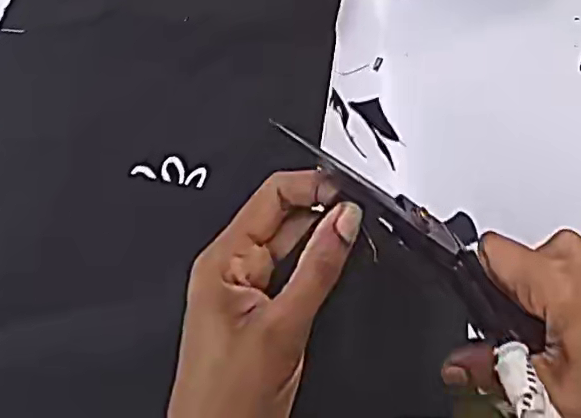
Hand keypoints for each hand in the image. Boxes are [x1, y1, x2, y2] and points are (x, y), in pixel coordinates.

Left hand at [168, 171, 363, 417]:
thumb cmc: (224, 404)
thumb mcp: (282, 328)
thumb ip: (319, 267)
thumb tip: (345, 218)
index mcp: (223, 258)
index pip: (272, 194)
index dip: (311, 185)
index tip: (346, 191)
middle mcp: (231, 266)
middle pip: (284, 214)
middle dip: (322, 208)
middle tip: (357, 215)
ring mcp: (246, 288)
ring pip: (292, 241)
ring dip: (322, 234)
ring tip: (352, 234)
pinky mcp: (260, 309)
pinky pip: (293, 269)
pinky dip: (317, 262)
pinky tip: (336, 262)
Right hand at [441, 230, 580, 417]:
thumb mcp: (556, 393)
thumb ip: (497, 370)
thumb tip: (459, 362)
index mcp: (553, 274)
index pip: (487, 250)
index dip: (477, 283)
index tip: (481, 313)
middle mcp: (567, 254)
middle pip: (509, 264)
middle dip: (507, 304)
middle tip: (526, 345)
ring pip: (530, 271)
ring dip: (531, 305)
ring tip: (556, 347)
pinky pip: (552, 273)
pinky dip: (551, 302)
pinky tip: (572, 339)